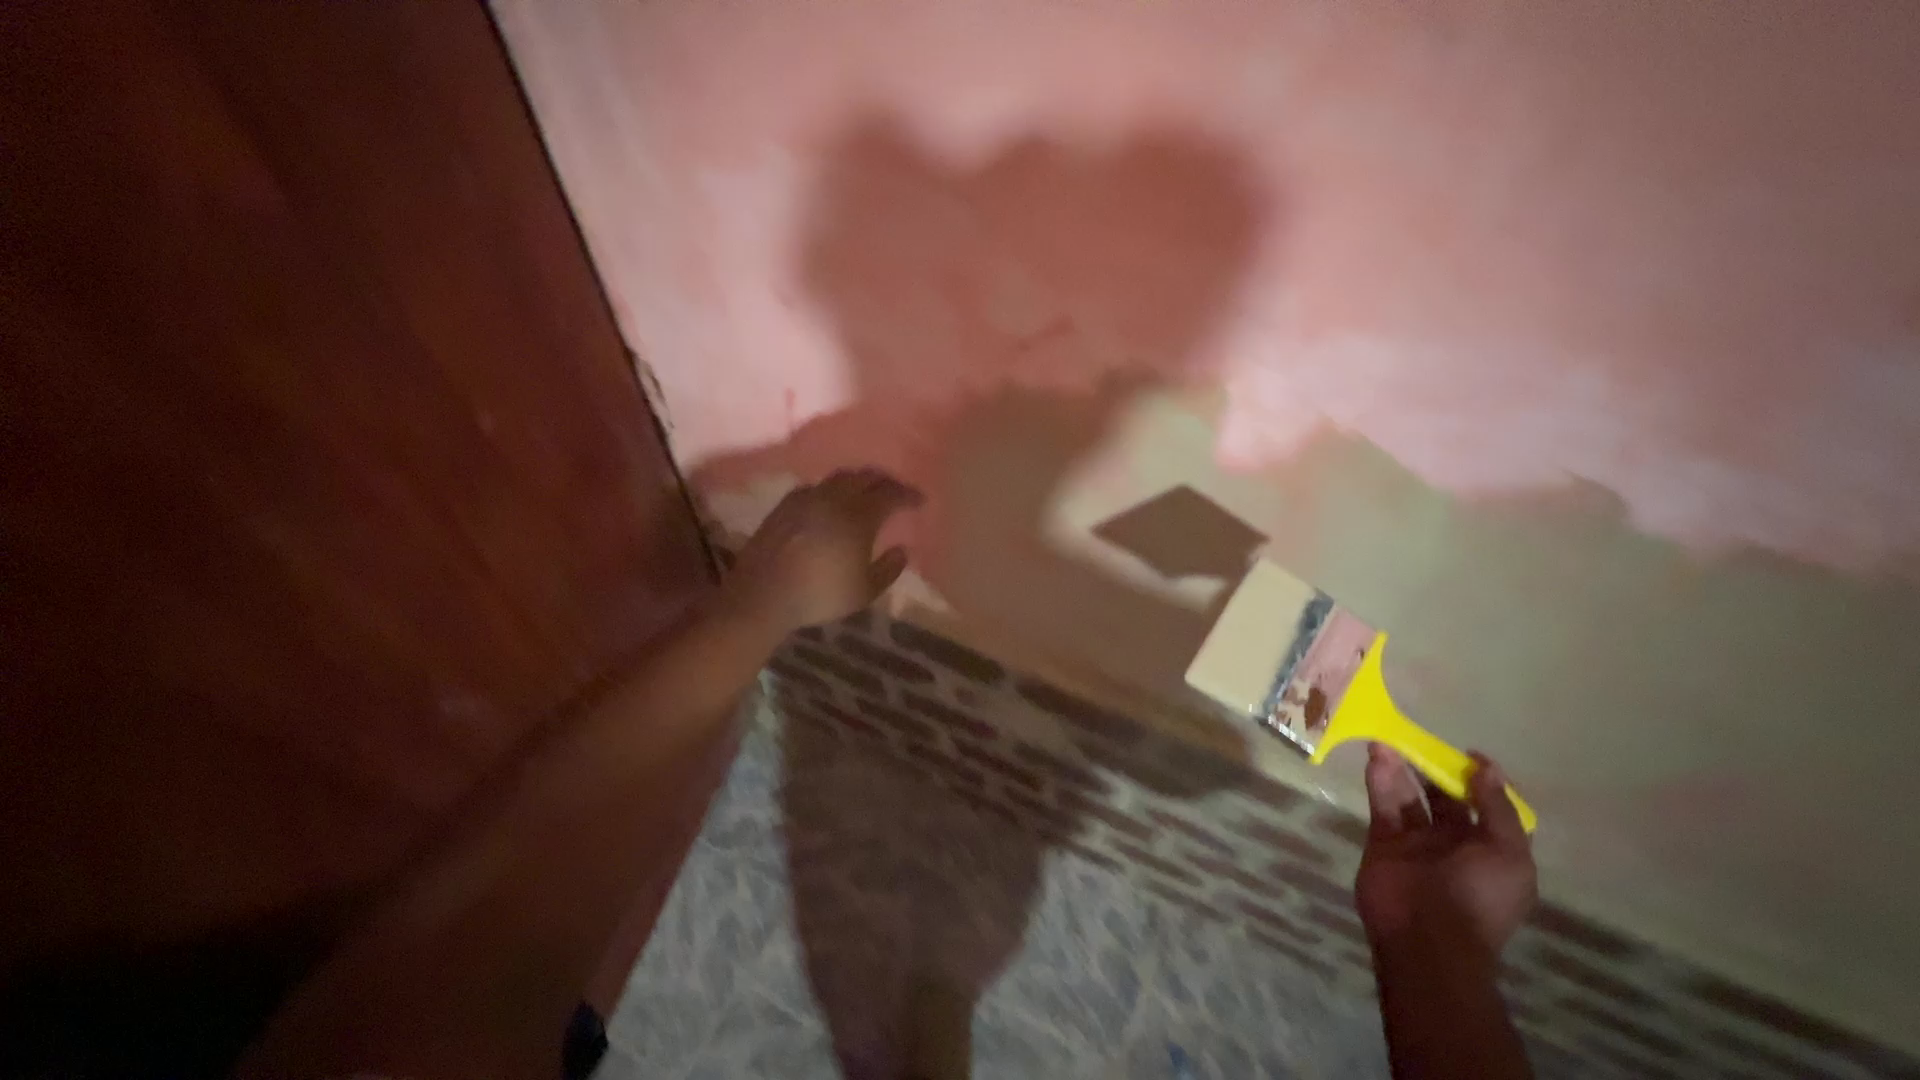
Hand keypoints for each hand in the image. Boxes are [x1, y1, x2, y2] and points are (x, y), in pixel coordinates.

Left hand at [723, 468, 922, 632]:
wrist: (763, 594)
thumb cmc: (820, 595)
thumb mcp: (864, 591)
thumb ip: (888, 569)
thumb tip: (902, 549)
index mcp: (859, 517)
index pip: (890, 493)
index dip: (908, 494)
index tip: (920, 500)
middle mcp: (835, 498)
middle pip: (866, 477)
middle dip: (885, 482)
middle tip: (896, 492)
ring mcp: (807, 498)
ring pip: (840, 478)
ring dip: (859, 481)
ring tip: (866, 492)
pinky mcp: (786, 504)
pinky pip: (816, 486)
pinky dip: (832, 489)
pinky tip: (831, 501)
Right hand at [1355, 745, 1536, 962]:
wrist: (1429, 940)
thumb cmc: (1479, 897)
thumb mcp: (1508, 855)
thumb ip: (1497, 809)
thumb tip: (1485, 768)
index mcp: (1490, 848)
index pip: (1487, 805)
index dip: (1481, 779)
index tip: (1469, 755)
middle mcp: (1453, 842)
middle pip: (1444, 796)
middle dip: (1434, 768)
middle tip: (1420, 741)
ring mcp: (1416, 842)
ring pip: (1409, 796)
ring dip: (1401, 768)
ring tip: (1389, 740)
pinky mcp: (1383, 842)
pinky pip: (1383, 806)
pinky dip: (1380, 781)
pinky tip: (1377, 757)